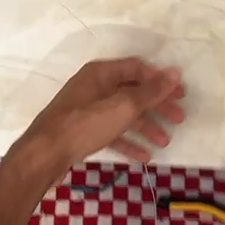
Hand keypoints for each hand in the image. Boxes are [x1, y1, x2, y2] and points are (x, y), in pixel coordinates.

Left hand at [11, 57, 185, 175]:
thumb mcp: (122, 107)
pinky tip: (144, 156)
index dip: (161, 80)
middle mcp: (94, 86)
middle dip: (156, 105)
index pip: (137, 68)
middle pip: (132, 91)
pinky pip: (111, 131)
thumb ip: (150, 92)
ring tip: (164, 141)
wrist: (44, 155)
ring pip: (122, 113)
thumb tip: (175, 73)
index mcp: (101, 73)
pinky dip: (127, 141)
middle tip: (179, 119)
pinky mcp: (82, 131)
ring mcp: (86, 109)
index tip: (181, 95)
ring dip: (145, 126)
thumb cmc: (84, 125)